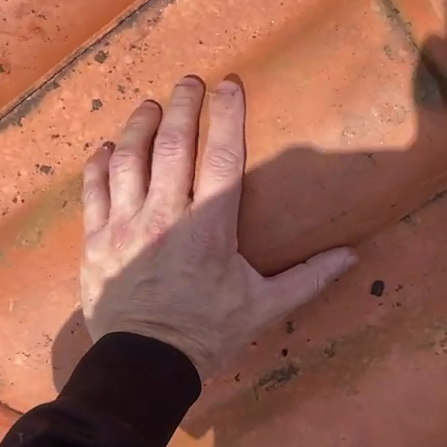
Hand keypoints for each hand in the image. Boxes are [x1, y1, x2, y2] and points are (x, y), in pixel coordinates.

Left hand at [79, 75, 356, 377]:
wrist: (146, 365)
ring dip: (140, 127)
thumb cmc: (208, 333)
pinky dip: (99, 164)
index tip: (229, 85)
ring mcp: (125, 226)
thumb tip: (351, 257)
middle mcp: (165, 216)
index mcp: (210, 228)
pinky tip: (106, 148)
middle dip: (183, 107)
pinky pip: (94, 191)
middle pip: (174, 146)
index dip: (227, 116)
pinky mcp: (96, 241)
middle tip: (190, 81)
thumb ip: (308, 278)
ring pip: (129, 160)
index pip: (223, 157)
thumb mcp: (263, 307)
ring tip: (151, 106)